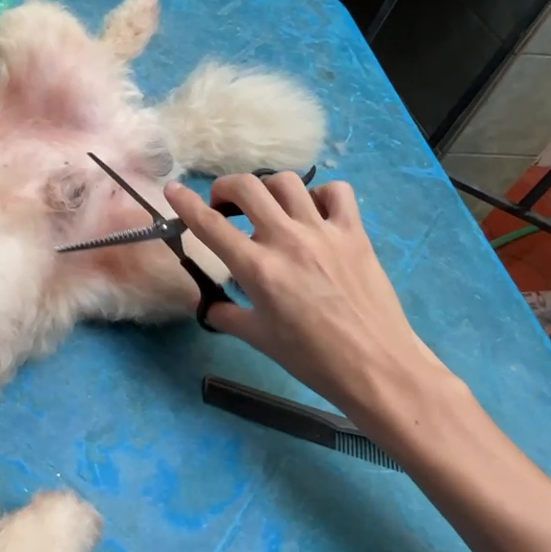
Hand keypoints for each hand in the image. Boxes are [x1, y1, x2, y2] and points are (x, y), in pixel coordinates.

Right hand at [164, 174, 449, 427]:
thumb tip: (210, 306)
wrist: (377, 368)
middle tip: (224, 207)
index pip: (209, 224)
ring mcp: (323, 232)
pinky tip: (314, 214)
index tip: (173, 190)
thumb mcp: (260, 339)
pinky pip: (336, 192)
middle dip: (225, 189)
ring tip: (268, 208)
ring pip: (287, 182)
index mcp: (257, 269)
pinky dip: (320, 195)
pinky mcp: (355, 233)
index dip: (185, 202)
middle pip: (246, 187)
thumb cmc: (313, 360)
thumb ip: (228, 316)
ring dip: (268, 189)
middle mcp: (286, 240)